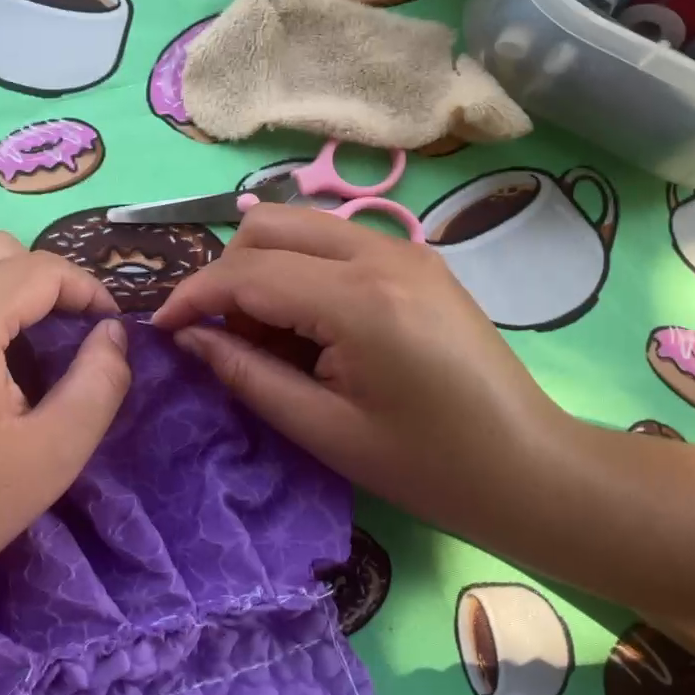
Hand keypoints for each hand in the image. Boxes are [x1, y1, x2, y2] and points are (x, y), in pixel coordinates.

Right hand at [150, 205, 571, 513]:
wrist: (531, 468)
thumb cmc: (427, 466)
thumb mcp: (322, 430)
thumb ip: (245, 374)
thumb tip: (189, 337)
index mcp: (360, 301)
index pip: (247, 272)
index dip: (193, 296)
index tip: (162, 329)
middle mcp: (382, 252)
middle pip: (266, 226)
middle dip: (227, 276)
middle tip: (225, 339)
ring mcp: (404, 247)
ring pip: (297, 225)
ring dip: (262, 270)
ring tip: (268, 338)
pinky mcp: (415, 257)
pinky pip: (330, 242)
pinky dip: (298, 271)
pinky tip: (309, 326)